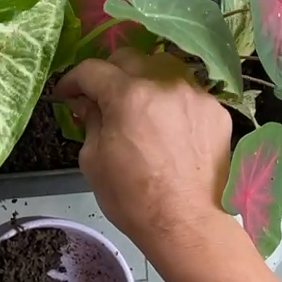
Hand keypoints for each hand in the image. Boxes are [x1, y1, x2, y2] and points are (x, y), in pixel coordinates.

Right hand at [58, 50, 235, 254]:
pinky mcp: (216, 110)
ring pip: (163, 70)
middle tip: (100, 97)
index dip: (72, 80)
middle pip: (130, 58)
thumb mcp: (93, 160)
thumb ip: (91, 121)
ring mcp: (195, 94)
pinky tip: (166, 128)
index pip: (92, 70)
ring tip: (137, 109)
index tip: (66, 94)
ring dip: (143, 82)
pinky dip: (170, 102)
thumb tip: (88, 103)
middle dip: (109, 74)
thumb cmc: (131, 198)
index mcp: (128, 96)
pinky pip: (186, 94)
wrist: (185, 222)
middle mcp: (164, 83)